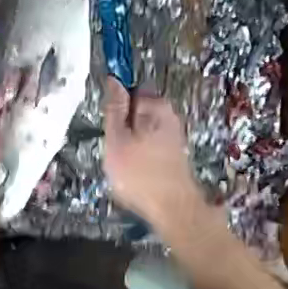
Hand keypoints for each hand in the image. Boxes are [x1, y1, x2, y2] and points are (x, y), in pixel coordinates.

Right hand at [102, 79, 206, 229]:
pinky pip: (151, 148)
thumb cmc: (139, 175)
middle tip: (117, 152)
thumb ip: (114, 109)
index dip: (117, 111)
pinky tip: (139, 175)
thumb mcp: (116, 140)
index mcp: (157, 106)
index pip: (130, 92)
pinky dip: (143, 158)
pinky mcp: (176, 155)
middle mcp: (170, 116)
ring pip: (143, 133)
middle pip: (137, 114)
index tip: (111, 131)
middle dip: (125, 130)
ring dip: (132, 147)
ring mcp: (175, 136)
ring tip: (126, 167)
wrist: (173, 210)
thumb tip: (114, 79)